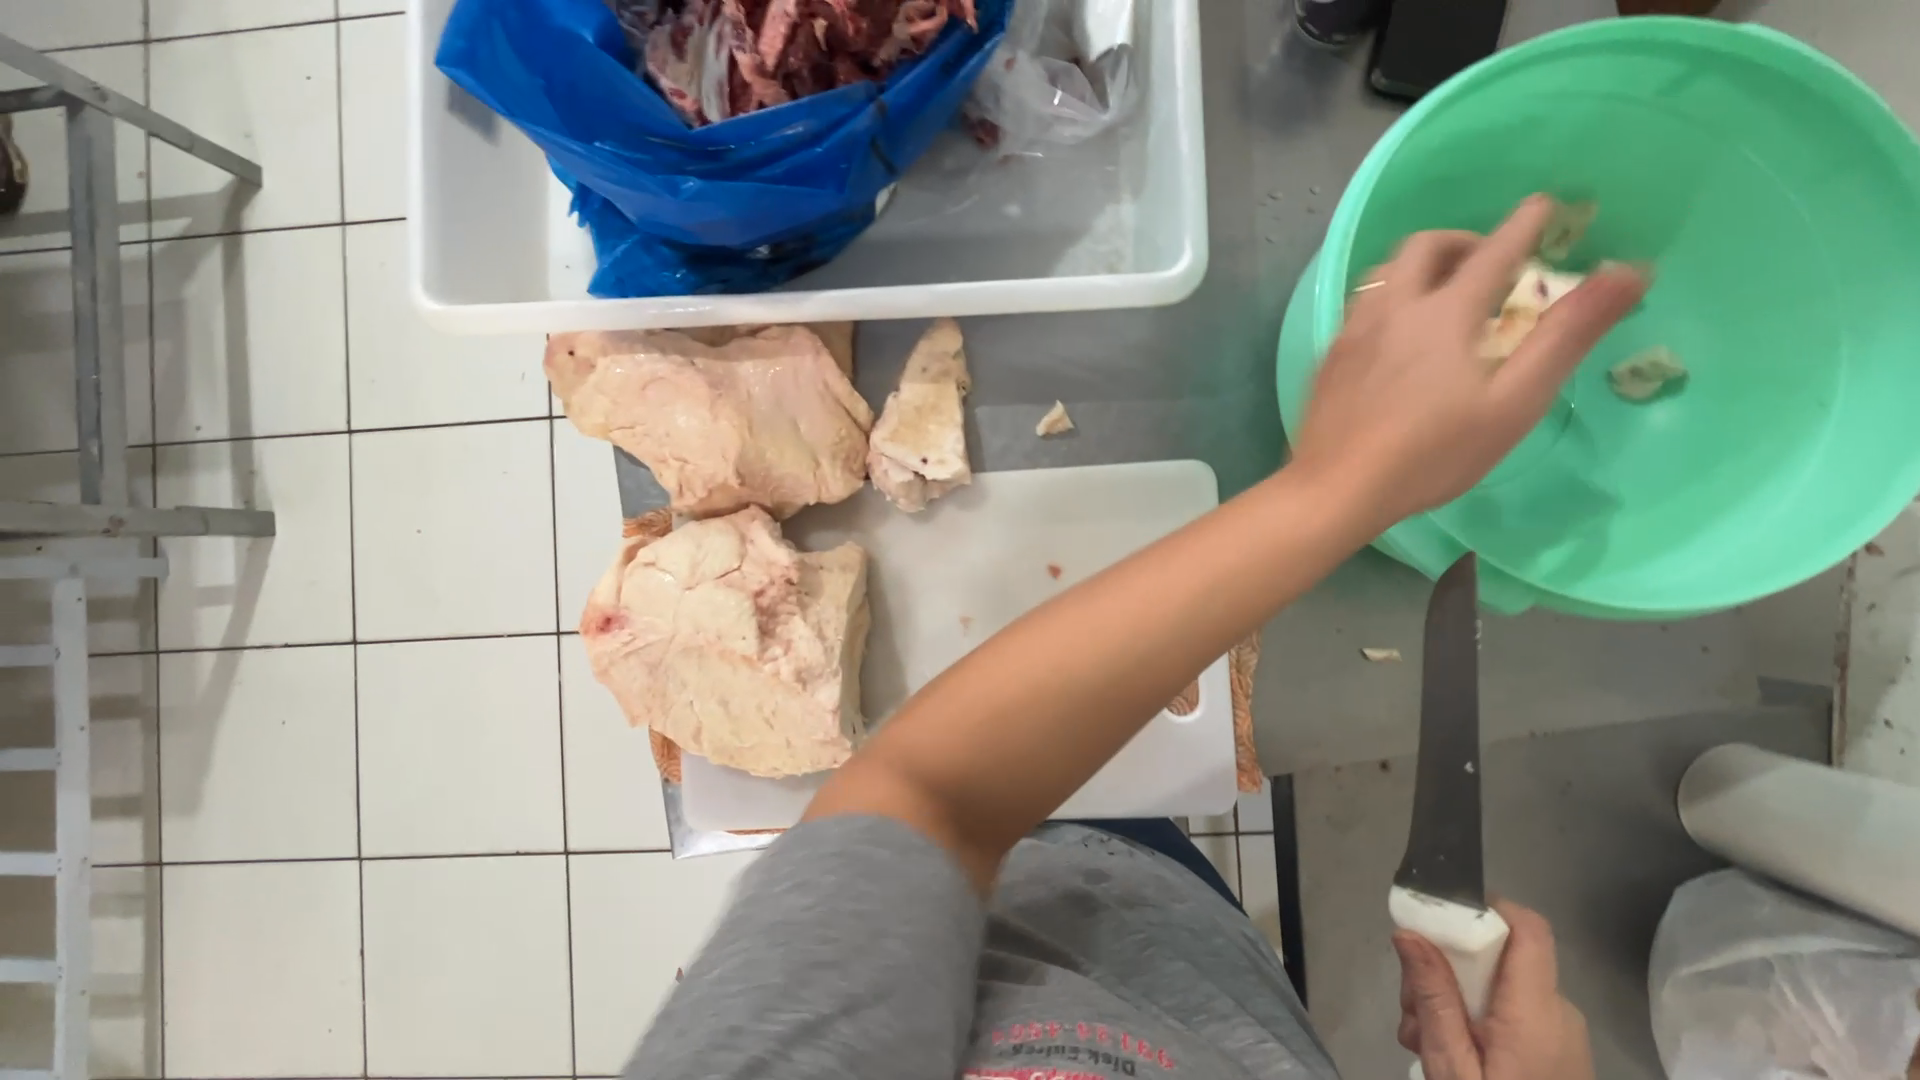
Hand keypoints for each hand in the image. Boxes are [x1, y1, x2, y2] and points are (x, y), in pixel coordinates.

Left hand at [1288, 195, 1646, 530]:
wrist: (1335, 488)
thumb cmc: (1432, 453)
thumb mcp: (1514, 401)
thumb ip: (1568, 334)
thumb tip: (1629, 270)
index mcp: (1442, 313)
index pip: (1493, 251)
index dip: (1524, 225)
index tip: (1544, 205)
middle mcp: (1390, 310)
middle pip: (1422, 248)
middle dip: (1462, 240)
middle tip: (1487, 261)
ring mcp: (1350, 334)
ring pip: (1381, 276)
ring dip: (1417, 269)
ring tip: (1441, 295)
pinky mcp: (1327, 362)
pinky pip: (1359, 310)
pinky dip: (1387, 302)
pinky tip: (1395, 338)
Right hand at [1393, 901, 1595, 1079]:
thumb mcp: (1451, 1066)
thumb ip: (1433, 997)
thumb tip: (1410, 931)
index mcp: (1536, 1012)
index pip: (1528, 928)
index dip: (1485, 908)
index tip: (1437, 922)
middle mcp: (1559, 1013)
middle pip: (1497, 956)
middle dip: (1443, 968)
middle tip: (1410, 1011)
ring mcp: (1562, 1034)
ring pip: (1496, 985)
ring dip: (1451, 998)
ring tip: (1424, 1042)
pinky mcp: (1557, 1052)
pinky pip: (1510, 1012)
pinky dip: (1474, 1020)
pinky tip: (1450, 1055)